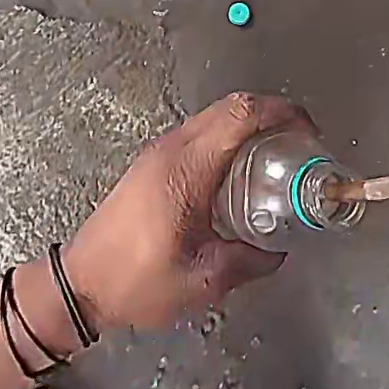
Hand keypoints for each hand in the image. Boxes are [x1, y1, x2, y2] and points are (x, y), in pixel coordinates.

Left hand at [63, 92, 311, 333]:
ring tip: (277, 155)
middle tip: (300, 142)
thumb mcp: (203, 279)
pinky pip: (200, 132)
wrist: (79, 283)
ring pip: (214, 116)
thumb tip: (278, 250)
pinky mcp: (152, 161)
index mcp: (186, 167)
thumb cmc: (137, 281)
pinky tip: (242, 170)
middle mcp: (172, 147)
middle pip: (230, 106)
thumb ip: (249, 261)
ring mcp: (159, 150)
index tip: (308, 132)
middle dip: (272, 114)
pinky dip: (229, 137)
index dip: (281, 112)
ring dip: (249, 124)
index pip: (239, 114)